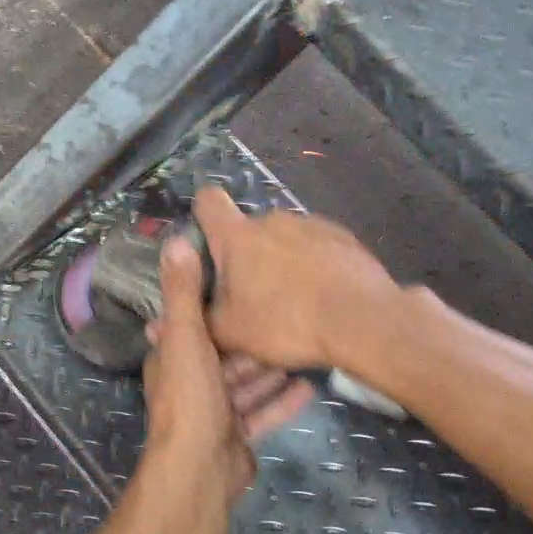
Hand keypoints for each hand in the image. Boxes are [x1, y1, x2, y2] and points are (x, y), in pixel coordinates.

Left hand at [142, 237, 313, 499]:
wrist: (200, 467)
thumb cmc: (191, 397)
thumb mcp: (186, 336)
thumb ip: (183, 292)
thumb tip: (174, 242)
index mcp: (172, 357)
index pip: (194, 325)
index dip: (218, 309)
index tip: (250, 290)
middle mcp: (188, 383)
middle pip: (225, 356)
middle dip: (254, 342)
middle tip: (289, 321)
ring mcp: (213, 413)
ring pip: (245, 385)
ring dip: (270, 370)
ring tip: (303, 351)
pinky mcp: (236, 437)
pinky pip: (262, 413)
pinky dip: (281, 402)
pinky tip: (310, 389)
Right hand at [192, 186, 402, 371]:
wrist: (362, 321)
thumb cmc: (285, 322)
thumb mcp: (229, 332)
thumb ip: (199, 317)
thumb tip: (169, 319)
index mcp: (237, 236)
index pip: (207, 201)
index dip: (201, 214)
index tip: (205, 242)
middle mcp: (272, 220)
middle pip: (246, 229)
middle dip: (243, 256)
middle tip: (248, 296)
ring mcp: (311, 224)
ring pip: (282, 240)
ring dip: (278, 262)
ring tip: (291, 301)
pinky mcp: (342, 237)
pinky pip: (314, 247)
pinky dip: (311, 266)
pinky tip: (320, 297)